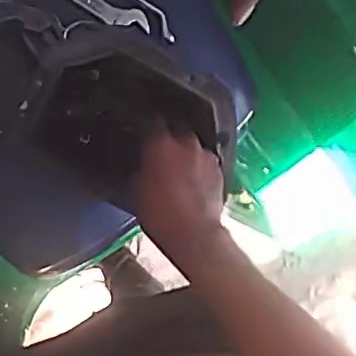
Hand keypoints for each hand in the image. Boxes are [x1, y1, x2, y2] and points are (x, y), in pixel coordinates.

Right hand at [126, 129, 226, 267]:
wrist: (194, 234)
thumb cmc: (162, 215)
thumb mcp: (136, 191)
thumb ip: (139, 171)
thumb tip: (141, 169)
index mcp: (160, 144)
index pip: (151, 122)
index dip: (146, 126)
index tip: (142, 132)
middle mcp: (186, 143)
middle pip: (175, 133)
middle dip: (168, 144)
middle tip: (159, 160)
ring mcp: (205, 156)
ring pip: (192, 148)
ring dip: (185, 157)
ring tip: (177, 176)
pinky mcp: (219, 170)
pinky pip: (205, 163)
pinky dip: (198, 169)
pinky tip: (192, 185)